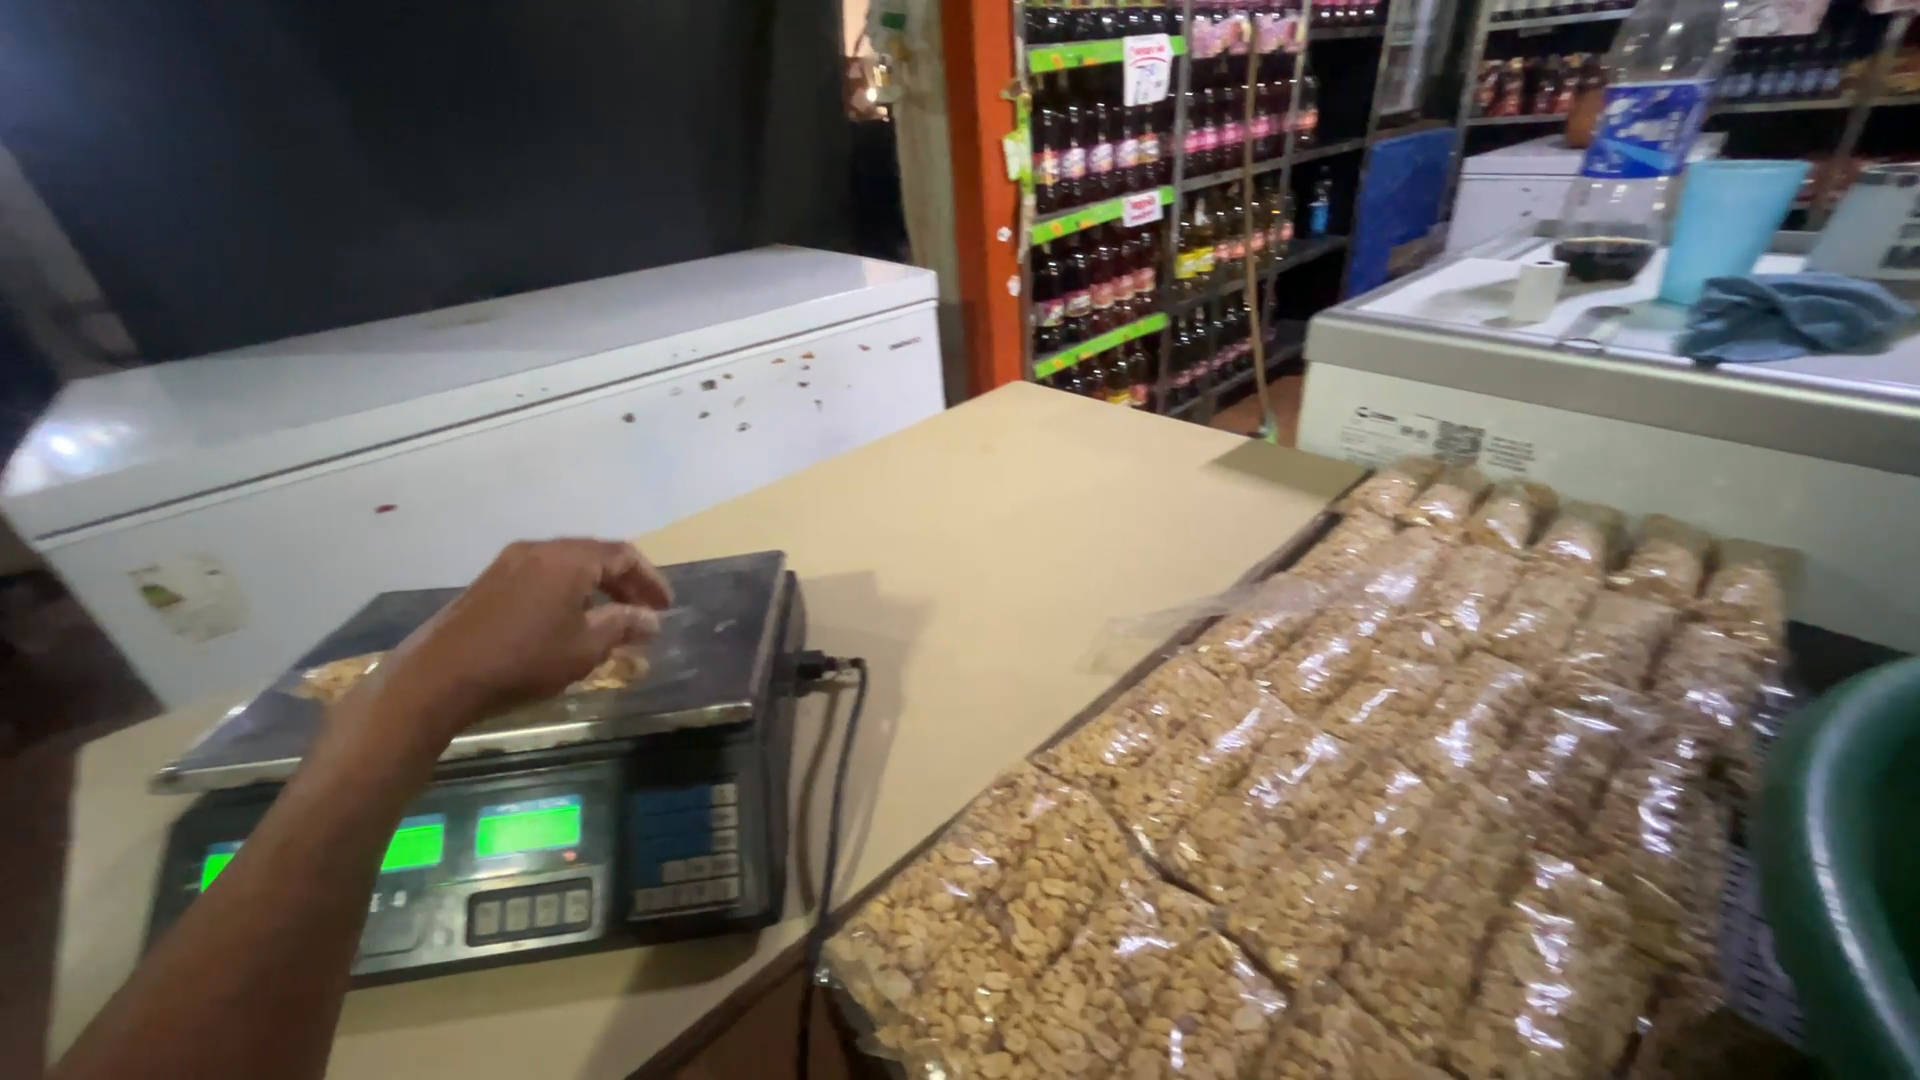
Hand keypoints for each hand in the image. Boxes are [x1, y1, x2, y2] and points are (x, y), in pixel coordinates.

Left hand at [360, 539, 673, 745]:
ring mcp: (509, 564)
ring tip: (613, 620)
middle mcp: (539, 551)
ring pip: (568, 567)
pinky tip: (571, 622)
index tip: (666, 608)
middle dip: (626, 583)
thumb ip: (624, 626)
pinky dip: (568, 593)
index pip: (624, 555)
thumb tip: (650, 620)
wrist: (436, 679)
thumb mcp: (585, 647)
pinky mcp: (488, 584)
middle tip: (646, 612)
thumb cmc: (523, 660)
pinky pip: (543, 577)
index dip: (650, 580)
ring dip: (597, 589)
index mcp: (569, 559)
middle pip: (595, 556)